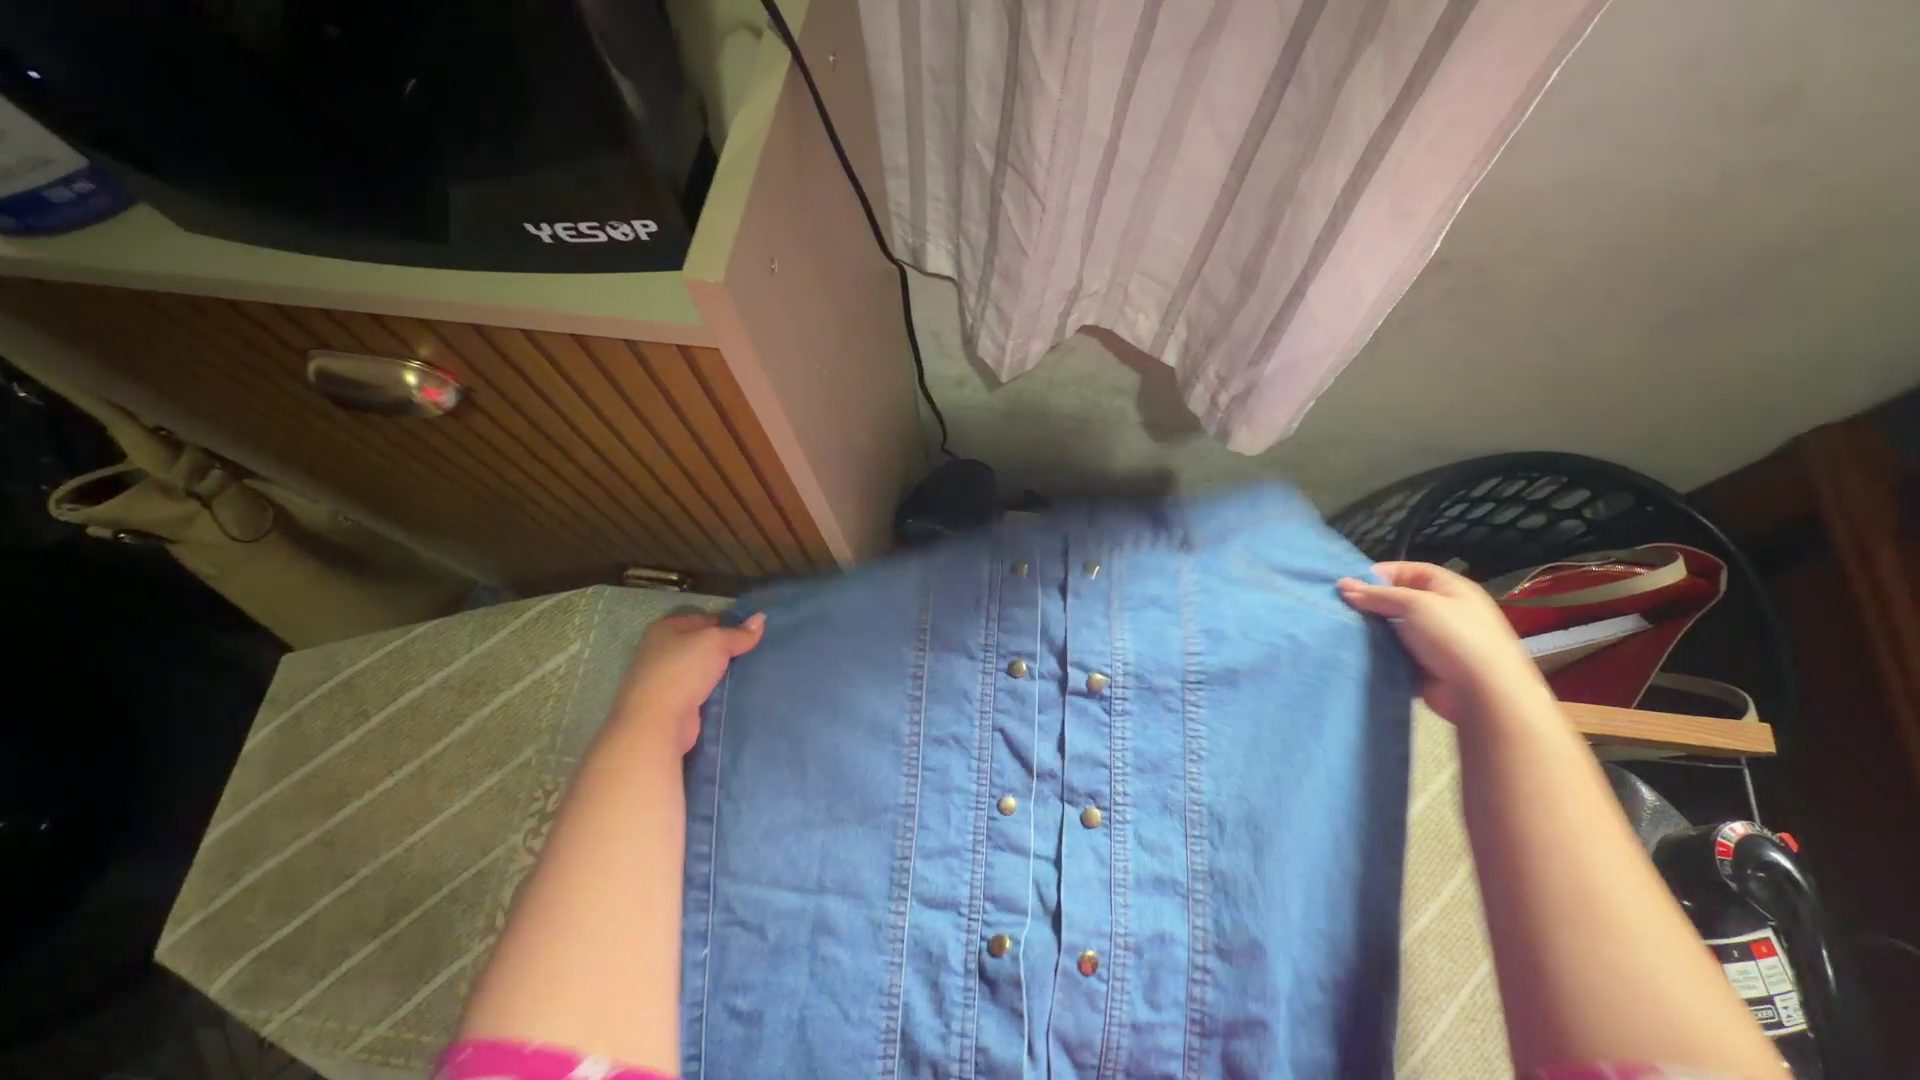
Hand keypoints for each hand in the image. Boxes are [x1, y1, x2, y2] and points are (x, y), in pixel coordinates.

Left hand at [612, 612, 765, 754]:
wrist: (657, 722)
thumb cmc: (682, 670)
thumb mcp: (715, 642)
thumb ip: (739, 633)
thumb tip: (761, 618)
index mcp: (665, 629)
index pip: (703, 619)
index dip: (729, 623)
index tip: (755, 632)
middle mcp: (661, 652)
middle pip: (703, 646)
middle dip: (728, 650)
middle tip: (759, 652)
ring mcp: (666, 681)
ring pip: (704, 671)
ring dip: (724, 674)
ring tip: (755, 672)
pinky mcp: (674, 706)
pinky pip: (702, 693)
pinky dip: (718, 694)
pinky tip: (740, 693)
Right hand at [1337, 562, 1549, 726]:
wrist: (1481, 693)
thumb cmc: (1454, 637)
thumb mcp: (1415, 605)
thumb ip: (1378, 595)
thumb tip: (1343, 585)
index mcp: (1450, 589)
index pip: (1410, 571)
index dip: (1381, 574)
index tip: (1350, 584)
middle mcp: (1443, 611)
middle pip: (1399, 600)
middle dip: (1372, 604)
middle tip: (1340, 607)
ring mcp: (1434, 641)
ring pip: (1394, 629)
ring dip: (1373, 630)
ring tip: (1342, 629)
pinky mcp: (1424, 666)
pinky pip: (1395, 654)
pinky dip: (1379, 654)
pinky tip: (1356, 652)